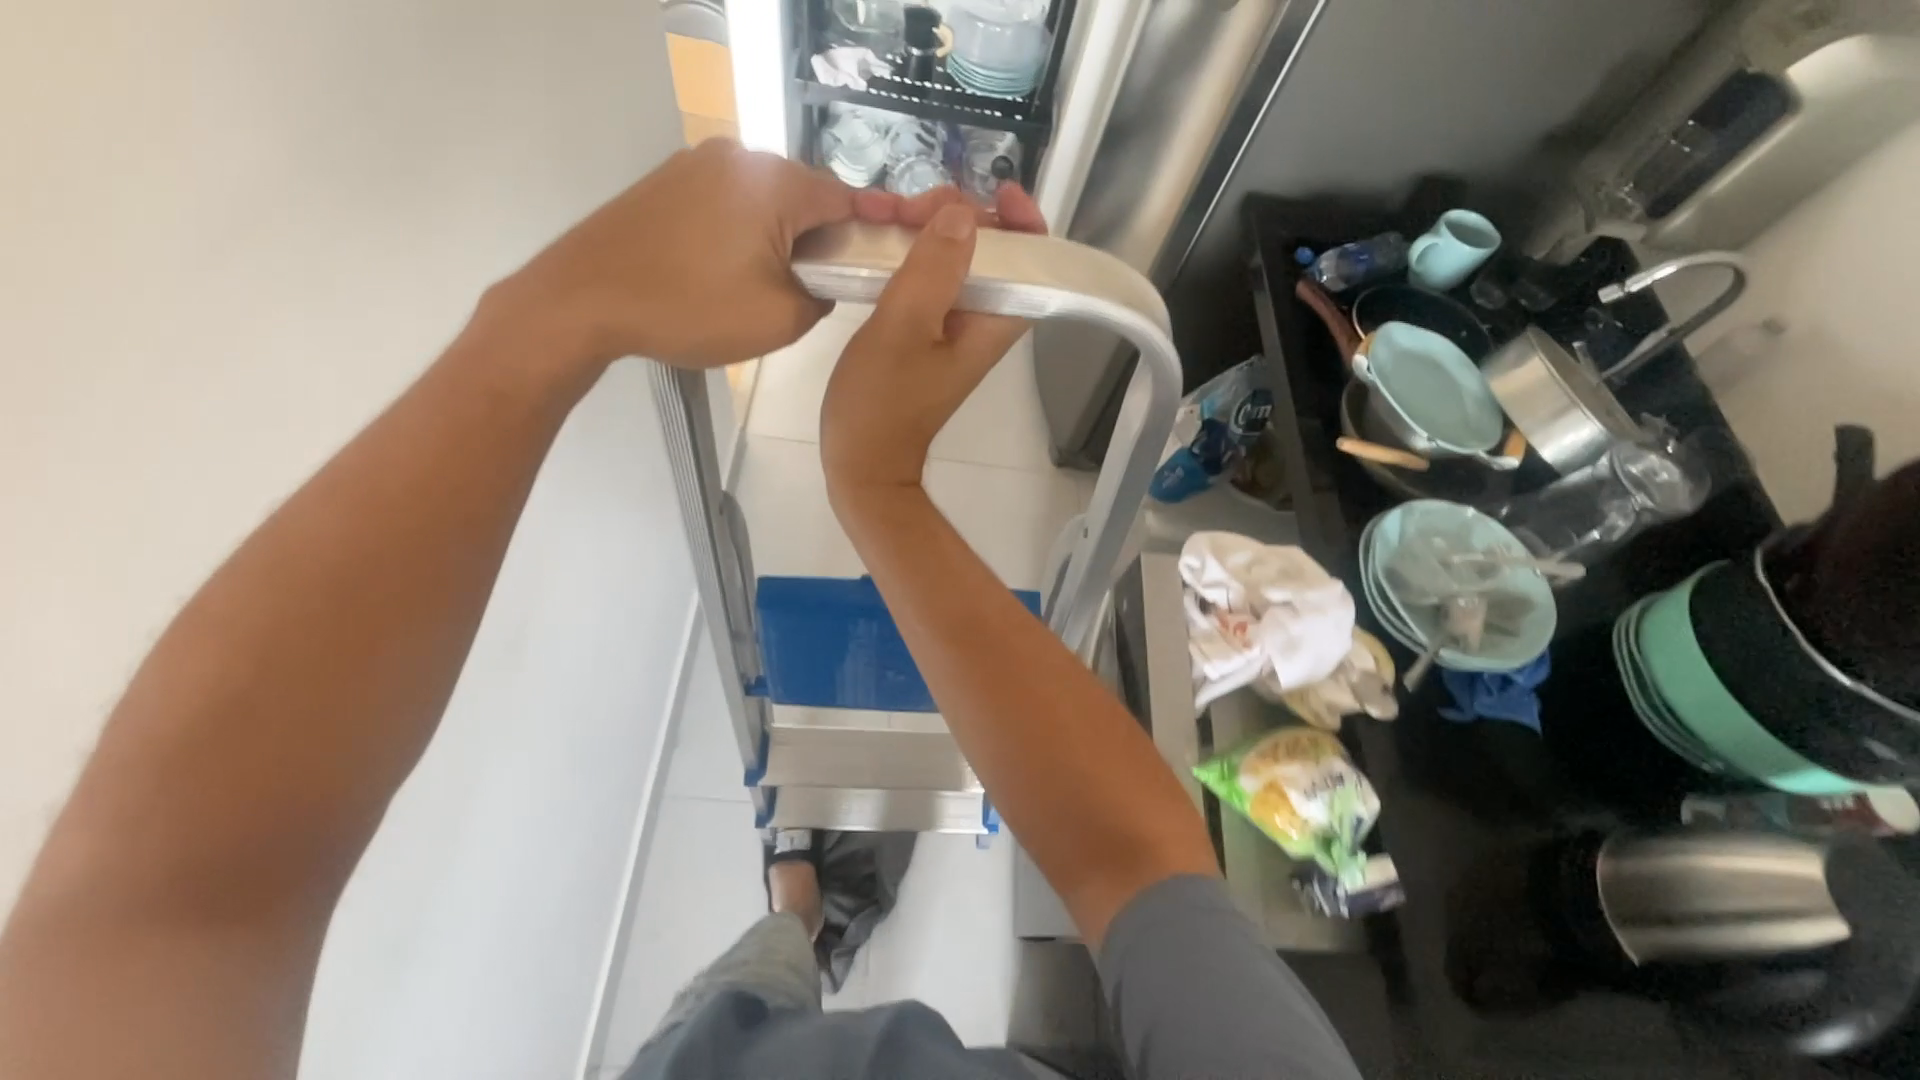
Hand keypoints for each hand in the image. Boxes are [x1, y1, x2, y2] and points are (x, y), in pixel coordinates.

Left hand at [491, 138, 853, 371]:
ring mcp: (698, 163)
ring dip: (778, 239)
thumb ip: (822, 299)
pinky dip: (741, 234)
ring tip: (762, 288)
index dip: (869, 235)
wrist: (582, 300)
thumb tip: (822, 285)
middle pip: (805, 197)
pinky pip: (727, 203)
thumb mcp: (779, 320)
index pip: (848, 201)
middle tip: (812, 291)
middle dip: (818, 241)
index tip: (875, 268)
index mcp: (776, 182)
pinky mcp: (667, 180)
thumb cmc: (689, 309)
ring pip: (765, 201)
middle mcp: (740, 155)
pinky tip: (724, 272)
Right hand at [820, 185, 1047, 498]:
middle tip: (908, 208)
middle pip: (990, 251)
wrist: (862, 463)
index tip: (992, 191)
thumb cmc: (881, 402)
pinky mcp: (926, 334)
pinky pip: (929, 281)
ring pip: (955, 262)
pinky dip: (910, 256)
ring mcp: (953, 329)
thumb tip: (962, 214)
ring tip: (885, 218)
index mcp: (992, 323)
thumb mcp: (902, 327)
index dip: (1022, 219)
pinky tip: (880, 244)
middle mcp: (982, 322)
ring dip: (927, 232)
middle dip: (957, 216)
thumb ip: (934, 270)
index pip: (1032, 260)